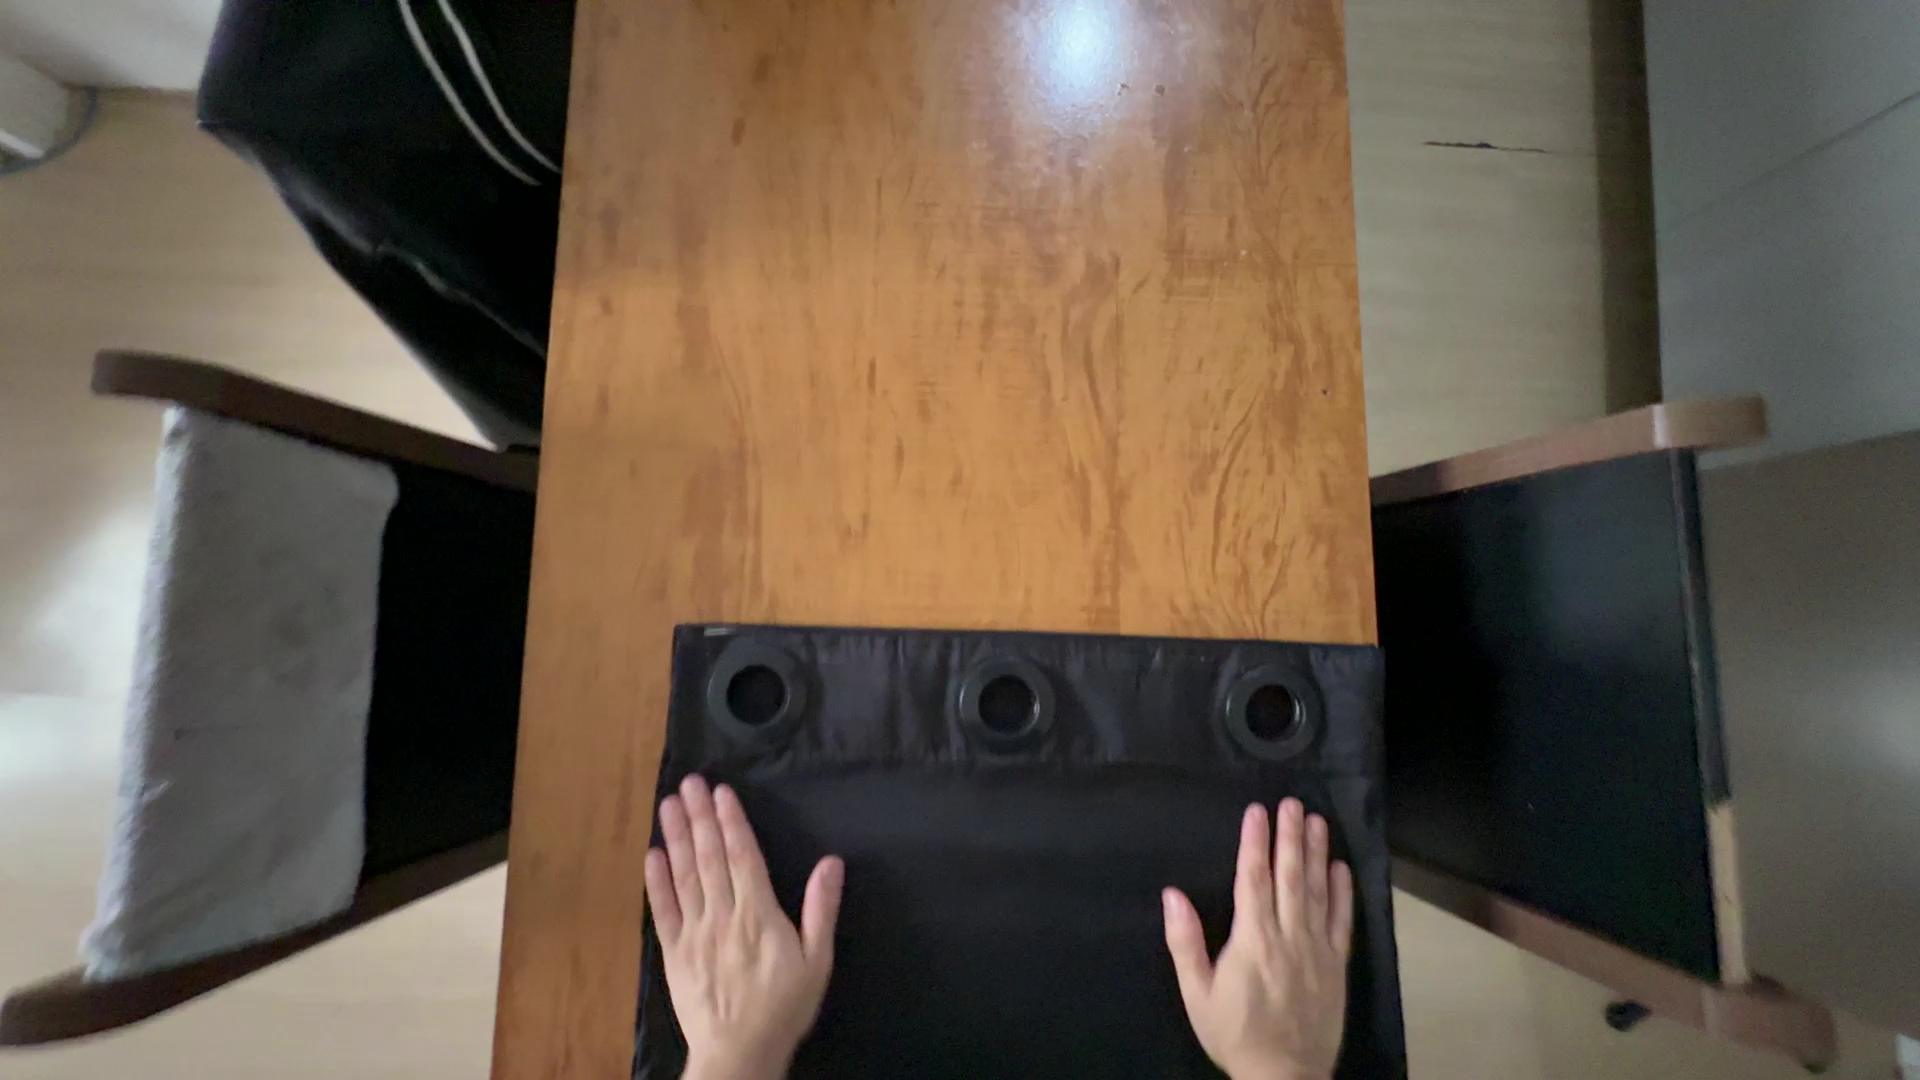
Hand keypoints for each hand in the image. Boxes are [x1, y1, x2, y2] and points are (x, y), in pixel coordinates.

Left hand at [647, 775, 843, 1079]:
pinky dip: (656, 882)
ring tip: (670, 804)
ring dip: (677, 836)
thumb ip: (821, 909)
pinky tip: (652, 854)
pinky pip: (663, 911)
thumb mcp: (817, 960)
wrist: (738, 1057)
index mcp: (757, 913)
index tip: (721, 791)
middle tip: (689, 782)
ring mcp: (694, 933)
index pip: (741, 856)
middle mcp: (722, 915)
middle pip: (709, 857)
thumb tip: (832, 862)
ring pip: (684, 875)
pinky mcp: (673, 953)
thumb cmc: (783, 1005)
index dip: (730, 821)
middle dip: (700, 816)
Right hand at [1163, 799, 1353, 1079]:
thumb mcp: (1197, 992)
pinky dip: (1343, 893)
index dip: (1255, 842)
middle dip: (1290, 836)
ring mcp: (1317, 950)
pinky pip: (1342, 923)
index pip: (1254, 879)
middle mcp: (1288, 936)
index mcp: (1253, 939)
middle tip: (1293, 803)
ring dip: (1316, 854)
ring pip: (1318, 892)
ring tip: (1317, 821)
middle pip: (1290, 876)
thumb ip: (1185, 941)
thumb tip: (1172, 894)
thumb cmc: (1234, 1032)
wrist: (1285, 1079)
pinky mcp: (1336, 967)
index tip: (1257, 810)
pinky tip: (1341, 868)